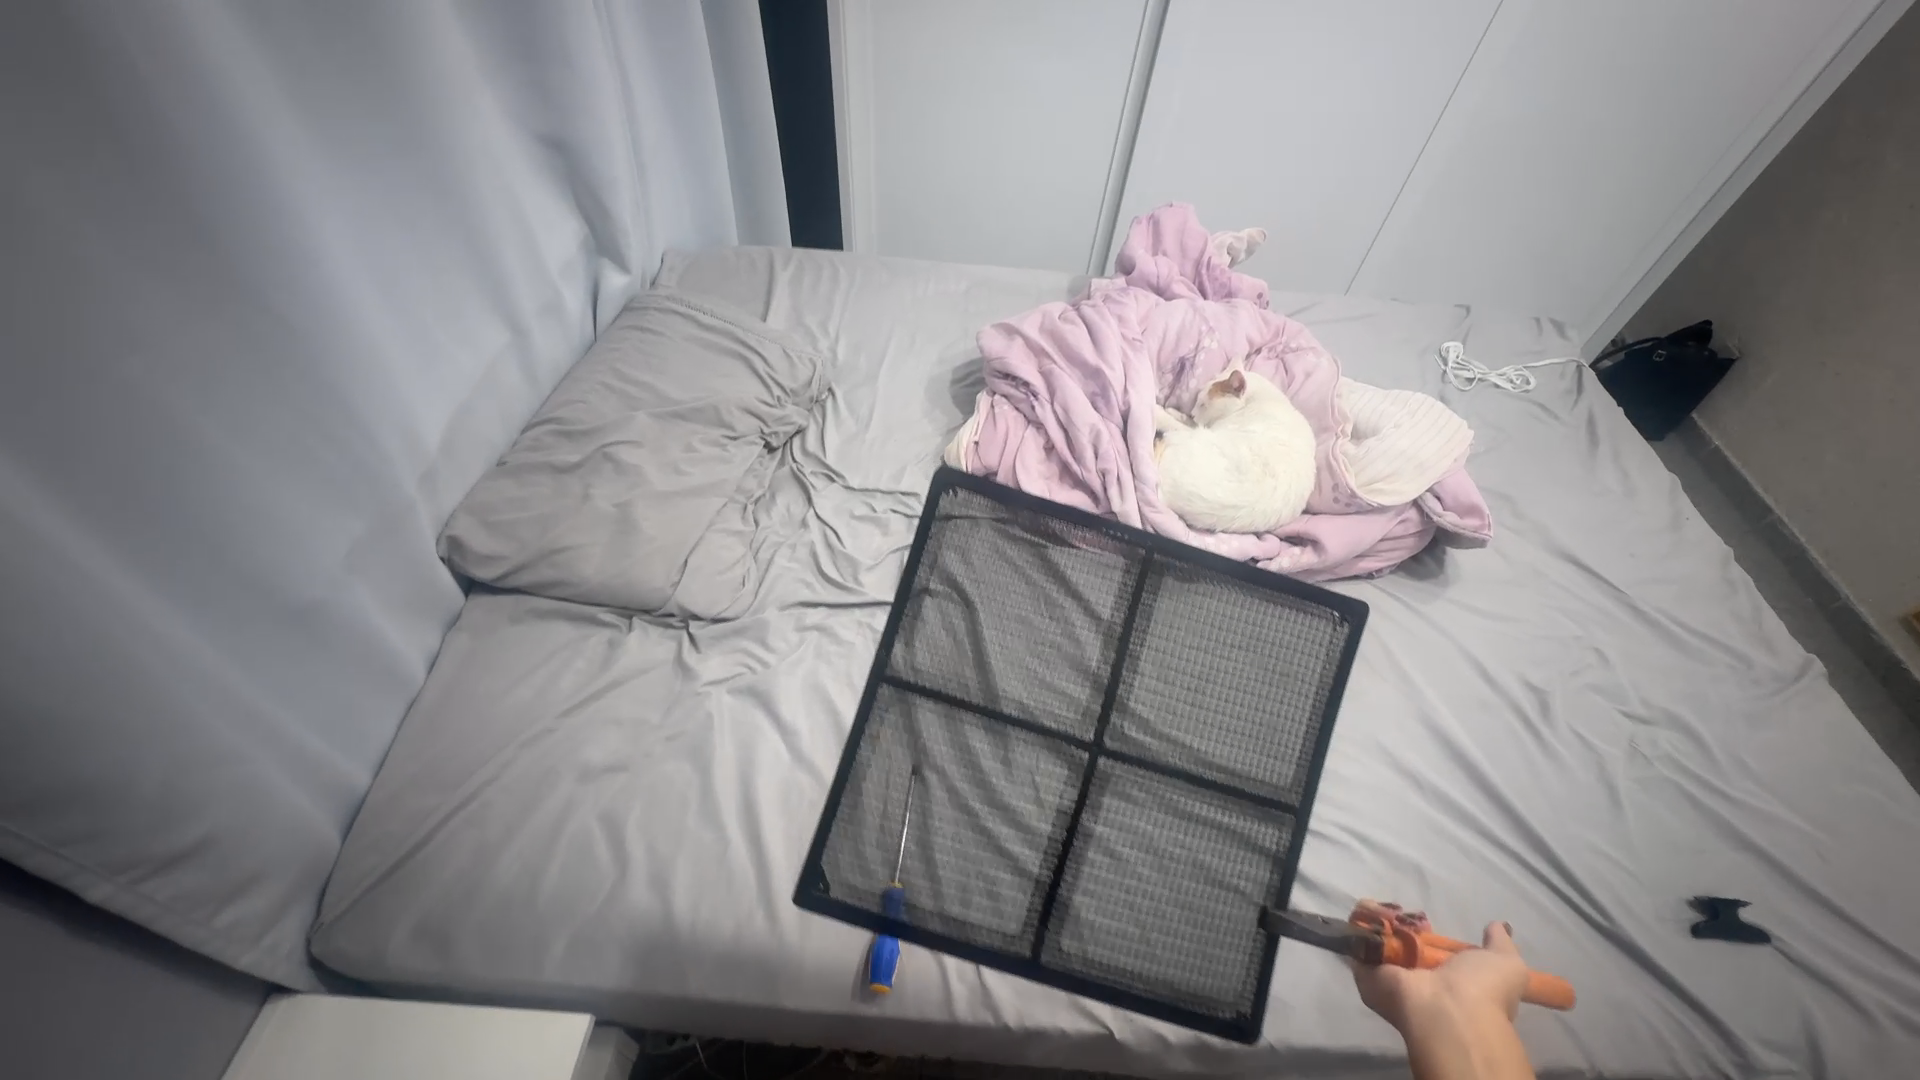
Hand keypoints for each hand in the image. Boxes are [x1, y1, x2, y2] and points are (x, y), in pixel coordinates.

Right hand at [1352, 921, 1528, 1031]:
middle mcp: (1419, 980)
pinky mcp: (1364, 971)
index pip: (1433, 952)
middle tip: (1396, 906)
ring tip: (1379, 903)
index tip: (1422, 916)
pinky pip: (1358, 941)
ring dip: (1376, 919)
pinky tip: (1365, 905)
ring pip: (1378, 940)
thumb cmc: (1480, 988)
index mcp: (1449, 980)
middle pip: (1401, 943)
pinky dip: (1357, 923)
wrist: (1445, 1010)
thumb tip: (1499, 924)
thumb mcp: (1506, 964)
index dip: (1427, 932)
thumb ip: (1500, 943)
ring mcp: (1391, 977)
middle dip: (1396, 922)